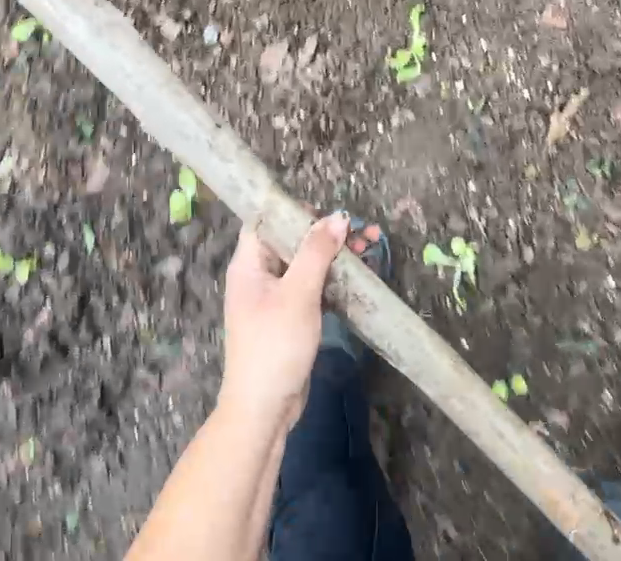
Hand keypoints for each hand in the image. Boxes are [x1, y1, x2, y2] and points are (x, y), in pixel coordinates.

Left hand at [216, 212, 348, 431]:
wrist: (264, 408)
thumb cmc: (275, 345)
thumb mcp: (298, 294)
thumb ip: (317, 252)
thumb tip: (338, 217)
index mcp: (248, 265)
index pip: (266, 221)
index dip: (295, 211)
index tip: (329, 211)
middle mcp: (258, 276)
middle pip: (293, 242)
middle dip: (328, 234)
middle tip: (365, 233)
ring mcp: (274, 298)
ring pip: (307, 265)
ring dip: (336, 256)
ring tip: (371, 249)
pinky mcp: (290, 318)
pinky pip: (313, 288)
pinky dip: (334, 281)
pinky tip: (360, 279)